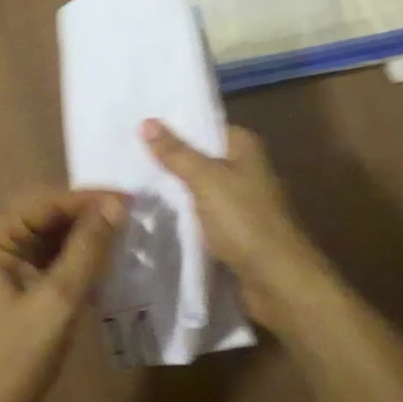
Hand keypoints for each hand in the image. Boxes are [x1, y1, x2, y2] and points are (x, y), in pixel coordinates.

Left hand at [0, 190, 126, 401]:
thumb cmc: (15, 358)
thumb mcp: (58, 300)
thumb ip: (87, 249)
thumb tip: (117, 205)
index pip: (47, 201)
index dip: (91, 198)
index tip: (134, 199)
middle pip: (48, 213)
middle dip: (90, 214)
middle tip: (135, 214)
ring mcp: (0, 260)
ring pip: (50, 234)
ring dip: (85, 235)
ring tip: (127, 233)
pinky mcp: (12, 282)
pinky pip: (48, 256)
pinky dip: (75, 256)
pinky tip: (104, 259)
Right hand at [142, 119, 335, 331]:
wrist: (277, 280)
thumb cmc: (244, 220)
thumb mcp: (205, 179)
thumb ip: (176, 152)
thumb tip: (146, 121)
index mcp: (244, 146)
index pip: (203, 126)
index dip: (172, 126)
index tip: (135, 127)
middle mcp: (245, 168)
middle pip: (199, 157)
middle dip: (168, 159)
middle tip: (125, 155)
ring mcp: (240, 200)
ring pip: (198, 188)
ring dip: (173, 190)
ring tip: (129, 182)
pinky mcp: (234, 229)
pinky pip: (201, 214)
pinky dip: (183, 214)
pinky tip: (154, 213)